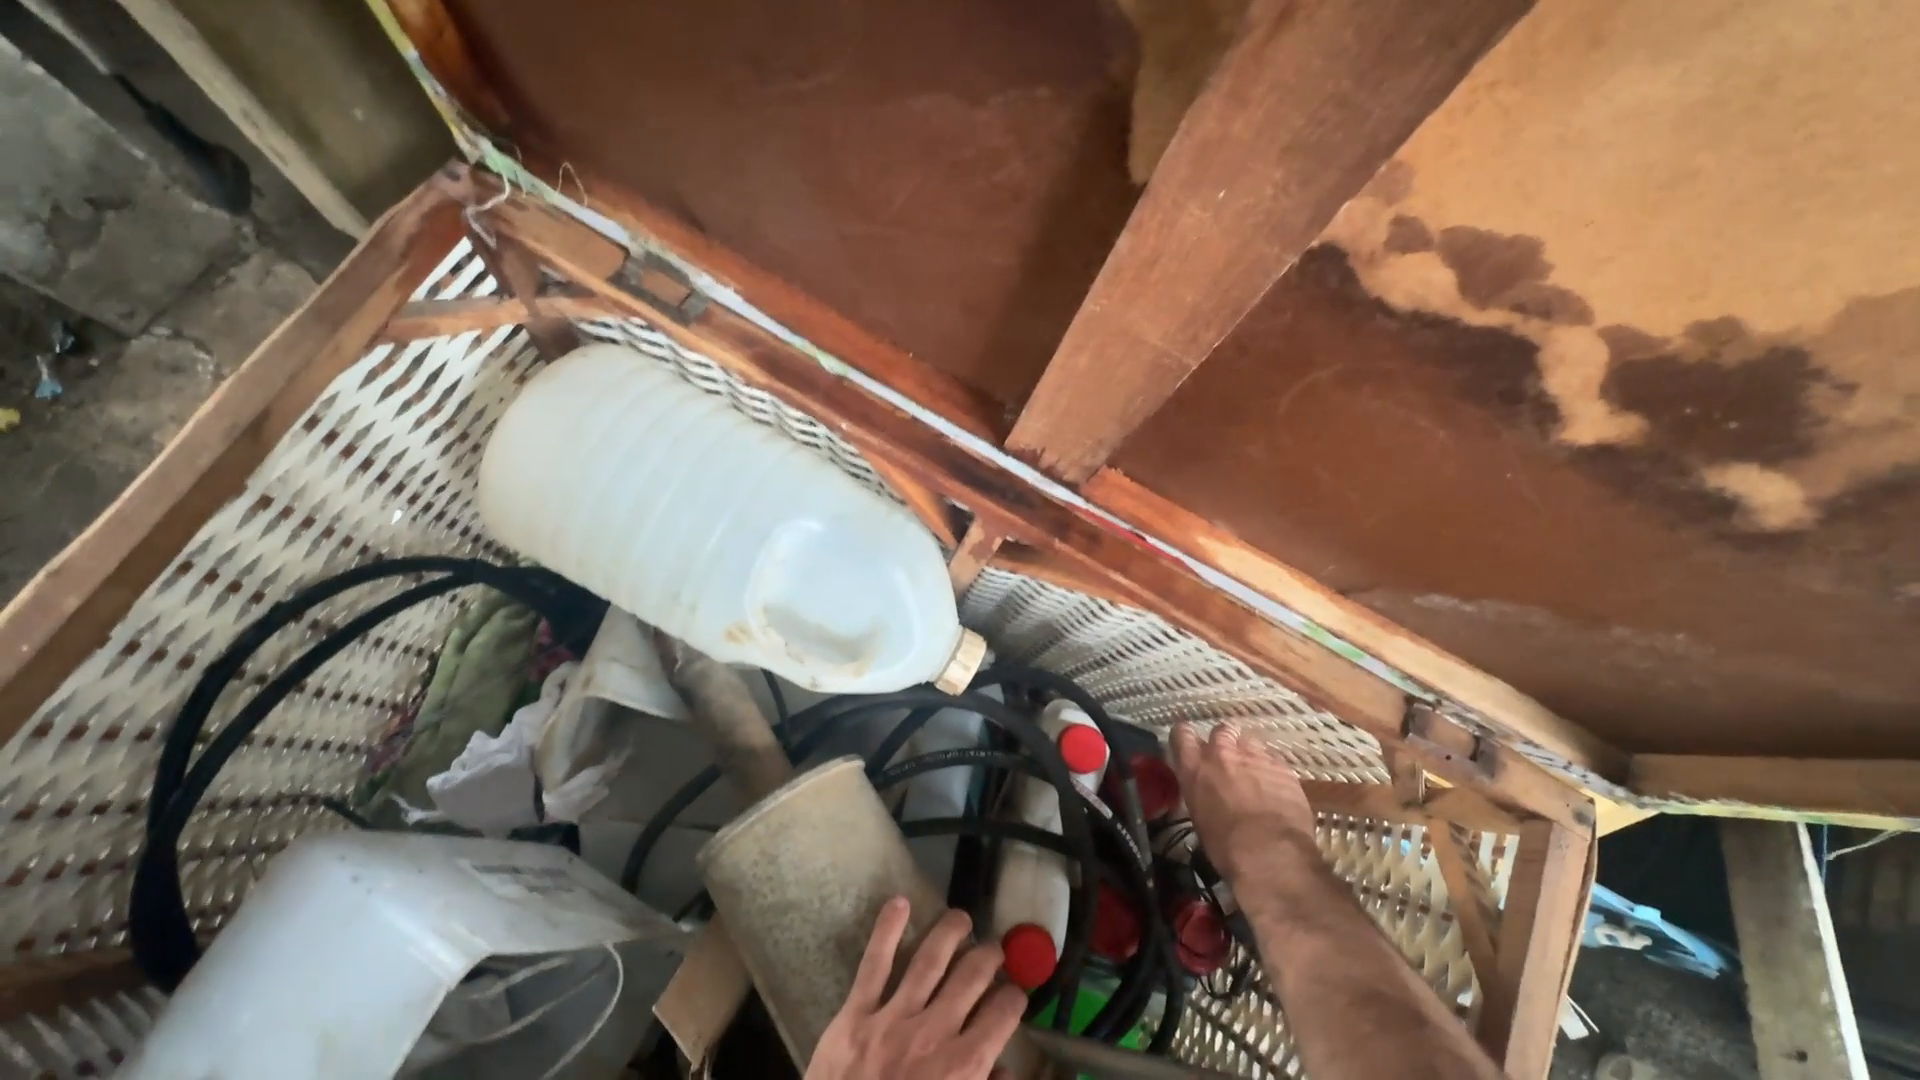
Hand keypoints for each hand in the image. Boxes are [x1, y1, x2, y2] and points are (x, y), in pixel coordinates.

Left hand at [806, 898, 1025, 1079]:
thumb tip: (1004, 1072)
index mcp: (964, 1067)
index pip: (1003, 1014)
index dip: (1014, 998)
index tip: (1015, 992)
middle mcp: (935, 1033)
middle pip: (971, 977)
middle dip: (989, 957)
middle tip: (995, 949)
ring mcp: (893, 1018)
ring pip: (929, 960)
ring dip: (950, 933)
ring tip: (962, 918)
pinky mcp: (854, 1015)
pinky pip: (873, 965)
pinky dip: (887, 930)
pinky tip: (900, 903)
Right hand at [1170, 721, 1316, 878]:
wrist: (1270, 851)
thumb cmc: (1225, 844)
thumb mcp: (1199, 816)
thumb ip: (1201, 791)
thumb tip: (1208, 793)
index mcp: (1195, 768)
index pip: (1182, 734)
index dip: (1185, 736)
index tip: (1189, 743)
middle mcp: (1222, 754)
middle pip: (1221, 730)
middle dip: (1224, 739)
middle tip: (1227, 757)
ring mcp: (1255, 757)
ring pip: (1249, 741)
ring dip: (1248, 752)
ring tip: (1253, 771)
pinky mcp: (1283, 767)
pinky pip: (1274, 759)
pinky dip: (1271, 769)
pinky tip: (1275, 786)